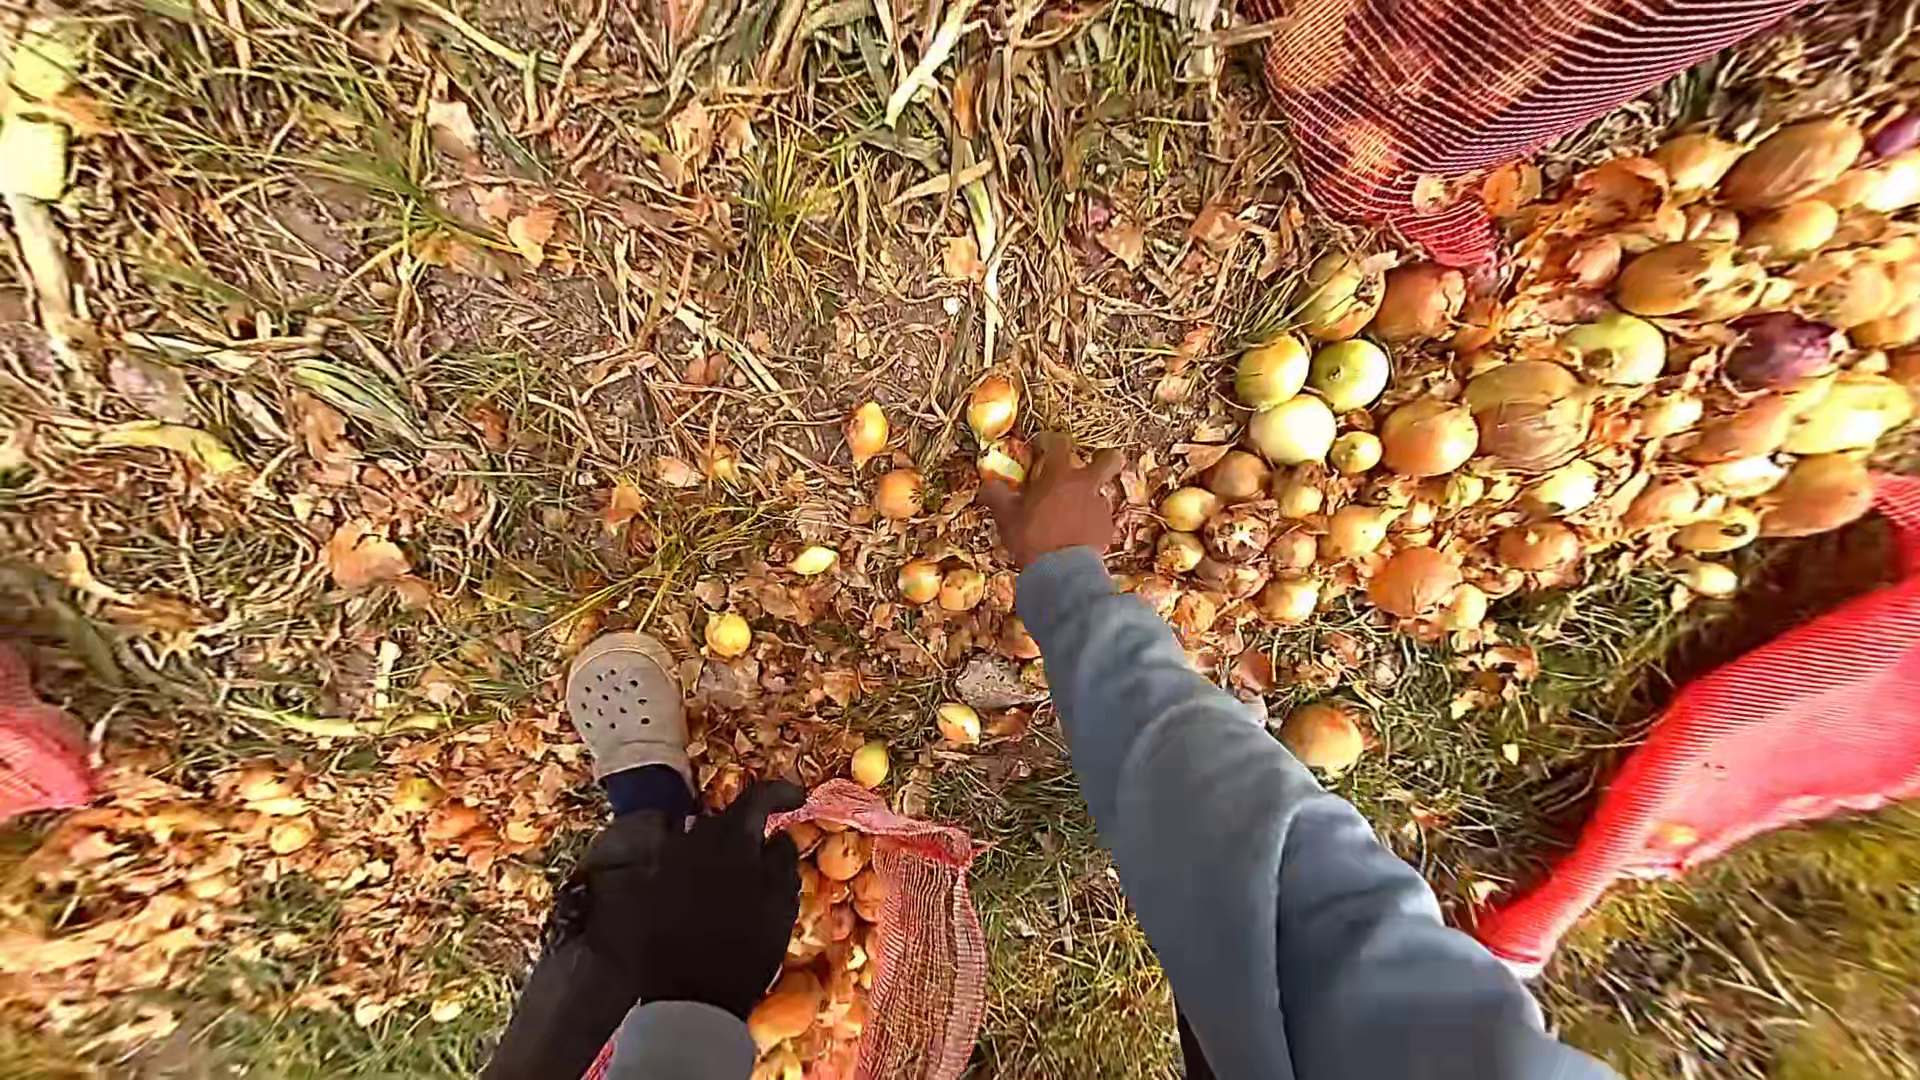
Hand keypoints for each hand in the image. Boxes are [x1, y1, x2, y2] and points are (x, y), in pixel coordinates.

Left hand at [575, 780, 804, 1018]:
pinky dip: (700, 873)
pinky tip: (712, 895)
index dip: (782, 792)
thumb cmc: (747, 940)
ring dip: (723, 851)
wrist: (690, 999)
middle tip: (768, 845)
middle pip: (728, 819)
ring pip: (702, 844)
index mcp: (730, 833)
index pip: (759, 794)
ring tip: (739, 873)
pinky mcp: (649, 893)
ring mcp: (666, 865)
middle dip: (750, 827)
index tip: (799, 799)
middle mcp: (693, 838)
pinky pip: (680, 869)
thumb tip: (776, 835)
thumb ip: (782, 855)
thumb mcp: (782, 895)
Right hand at [980, 432, 1125, 567]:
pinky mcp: (1107, 528)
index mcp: (1059, 474)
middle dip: (1103, 458)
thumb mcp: (1006, 516)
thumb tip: (987, 486)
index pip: (1059, 442)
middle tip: (1087, 468)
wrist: (1060, 571)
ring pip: (1101, 492)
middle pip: (1108, 459)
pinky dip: (1091, 524)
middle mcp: (1085, 485)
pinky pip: (1100, 519)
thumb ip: (997, 495)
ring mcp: (1100, 506)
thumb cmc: (1031, 537)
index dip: (1051, 440)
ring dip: (1089, 498)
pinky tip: (1077, 537)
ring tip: (1072, 515)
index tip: (1043, 445)